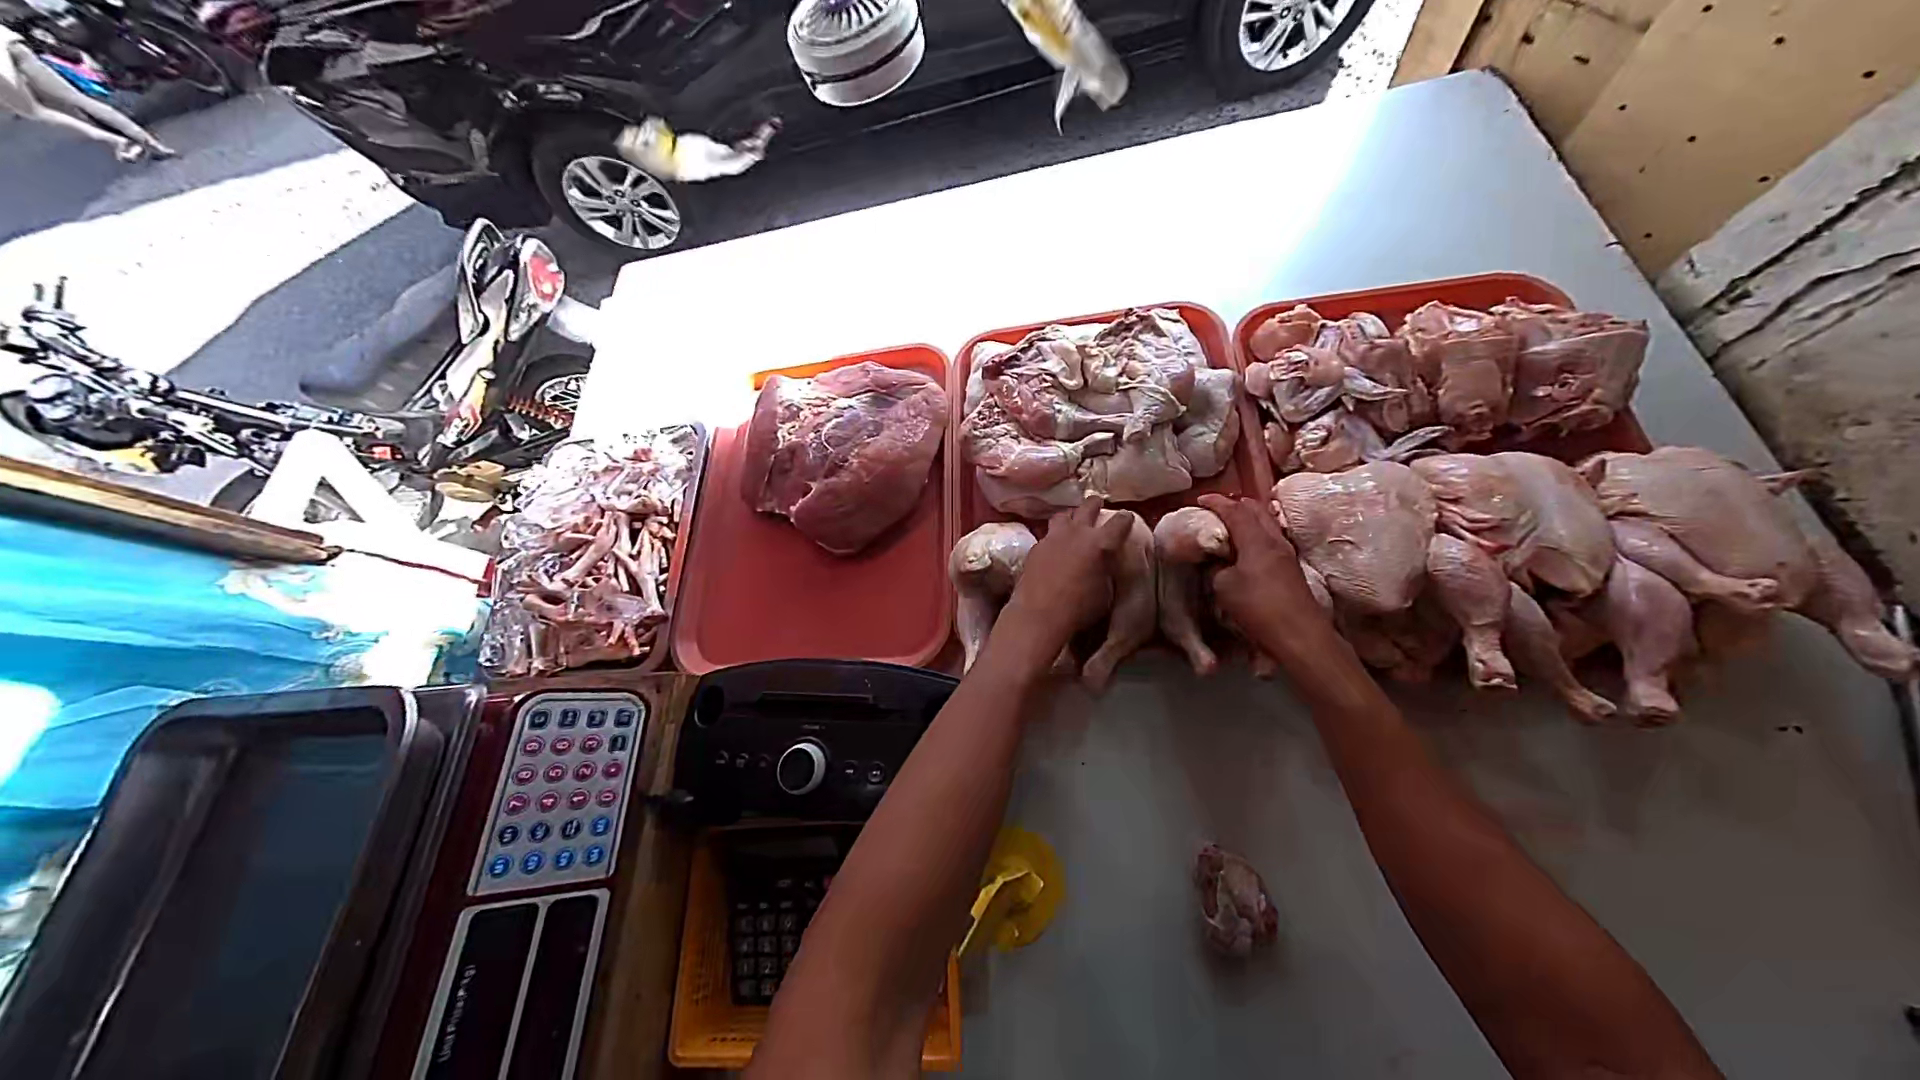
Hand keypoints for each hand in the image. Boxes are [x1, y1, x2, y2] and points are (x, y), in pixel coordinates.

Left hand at [991, 496, 1131, 673]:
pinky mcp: (1036, 547)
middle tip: (1099, 504)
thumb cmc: (1079, 608)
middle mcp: (1077, 533)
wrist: (1039, 614)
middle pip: (1089, 506)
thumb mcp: (1105, 592)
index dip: (1125, 519)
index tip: (1127, 518)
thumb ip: (1106, 571)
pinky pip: (1048, 535)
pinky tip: (1053, 548)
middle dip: (1096, 504)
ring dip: (1071, 516)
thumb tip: (1104, 564)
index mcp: (1101, 543)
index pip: (1120, 522)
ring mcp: (1054, 537)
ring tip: (1073, 522)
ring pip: (1064, 515)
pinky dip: (1054, 538)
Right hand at [1197, 494, 1344, 664]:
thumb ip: (1217, 568)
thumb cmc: (1258, 608)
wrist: (1300, 636)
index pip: (1235, 511)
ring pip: (1267, 523)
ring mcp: (1287, 554)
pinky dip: (1255, 535)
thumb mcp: (1223, 587)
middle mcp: (1275, 540)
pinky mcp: (1291, 569)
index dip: (1217, 503)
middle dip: (1236, 505)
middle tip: (1217, 509)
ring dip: (1248, 519)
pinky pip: (1271, 539)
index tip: (1201, 500)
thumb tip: (1219, 563)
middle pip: (1257, 510)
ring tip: (1230, 526)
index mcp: (1257, 540)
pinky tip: (1246, 547)